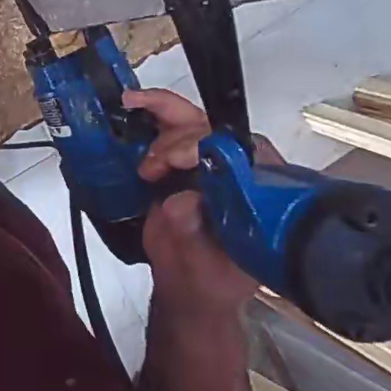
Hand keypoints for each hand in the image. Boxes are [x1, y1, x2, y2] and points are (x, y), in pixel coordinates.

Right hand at [123, 90, 282, 321]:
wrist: (191, 288)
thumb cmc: (207, 282)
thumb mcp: (202, 267)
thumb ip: (192, 236)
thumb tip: (180, 202)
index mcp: (258, 191)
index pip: (242, 154)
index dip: (209, 150)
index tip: (177, 161)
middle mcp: (241, 167)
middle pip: (215, 130)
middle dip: (181, 141)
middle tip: (155, 165)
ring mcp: (214, 157)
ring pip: (195, 119)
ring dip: (163, 119)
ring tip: (146, 159)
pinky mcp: (188, 152)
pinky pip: (175, 121)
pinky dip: (154, 108)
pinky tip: (132, 102)